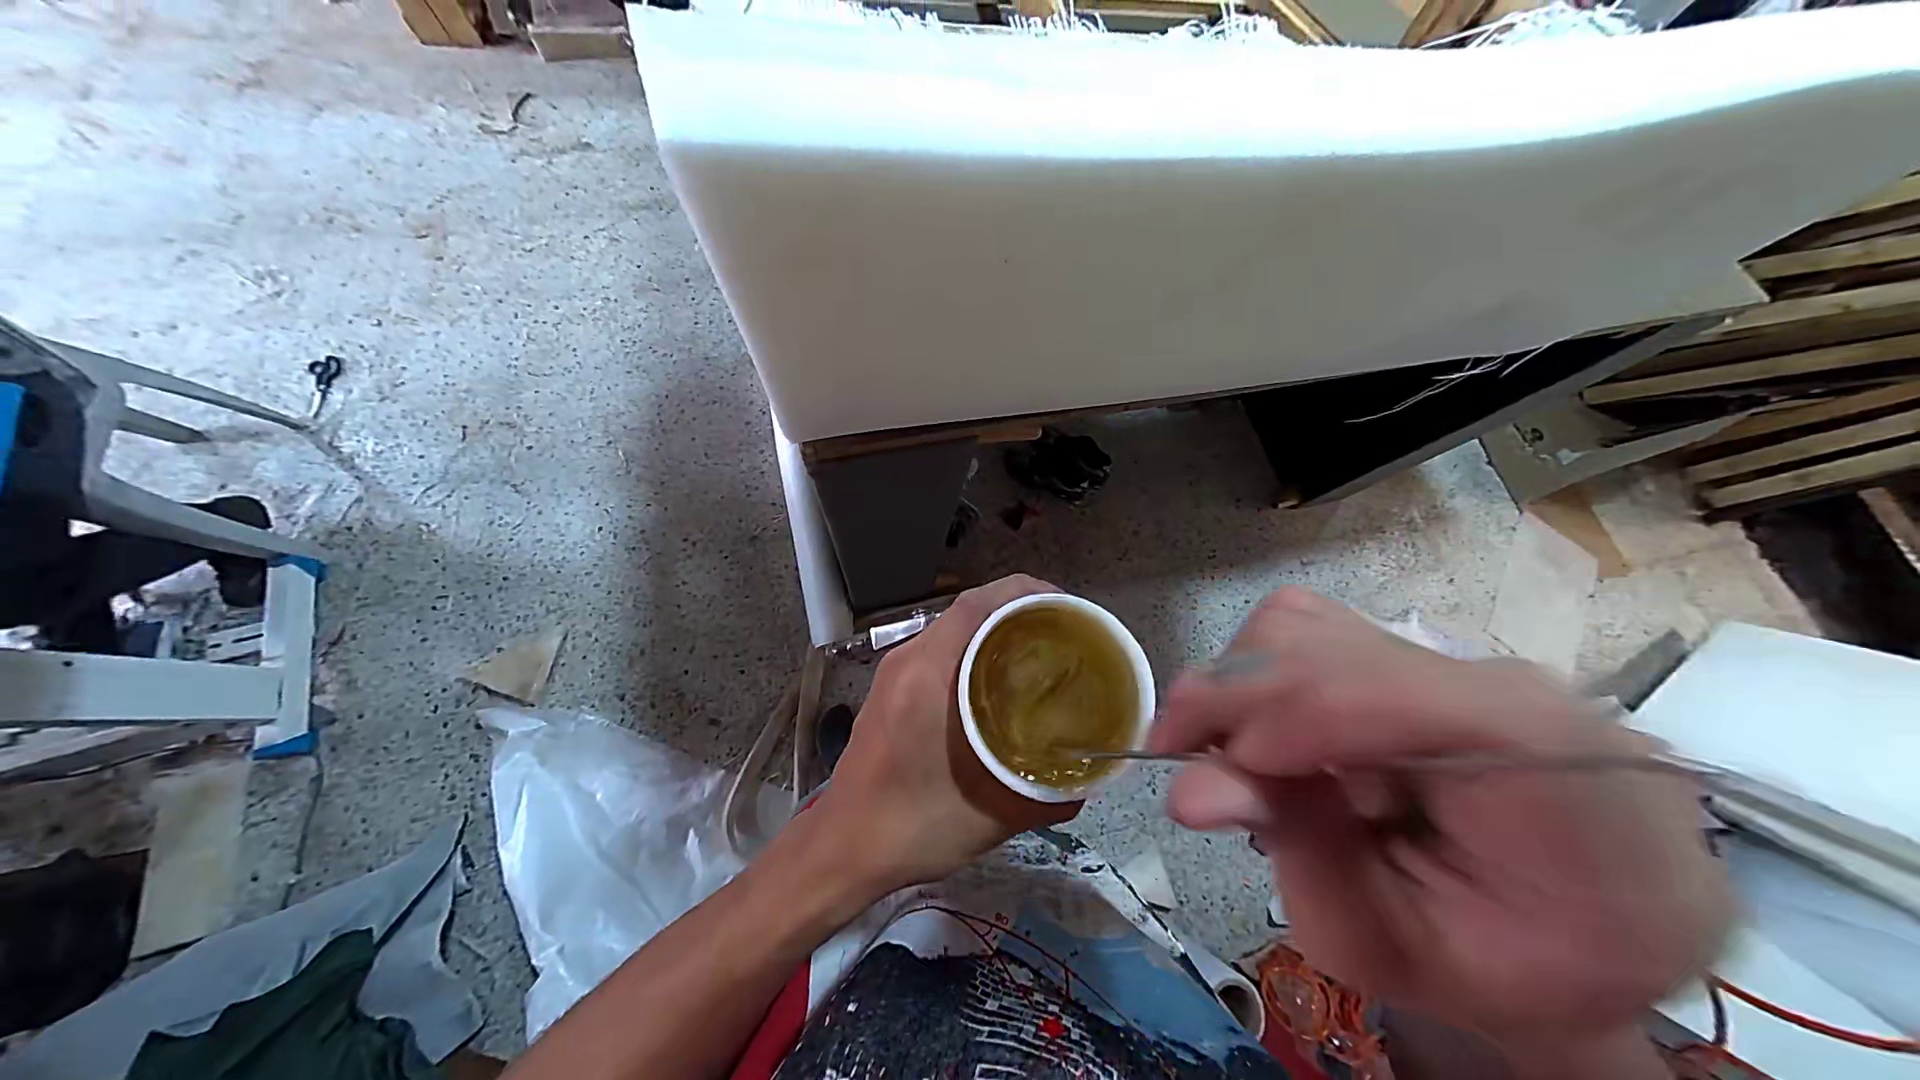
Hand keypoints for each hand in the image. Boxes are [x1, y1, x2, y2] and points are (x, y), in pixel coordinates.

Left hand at [810, 574, 1083, 894]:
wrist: (843, 847)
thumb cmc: (912, 828)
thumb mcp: (992, 815)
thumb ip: (1048, 796)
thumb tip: (1089, 778)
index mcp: (927, 674)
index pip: (976, 604)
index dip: (1025, 593)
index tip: (1066, 609)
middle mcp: (906, 660)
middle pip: (967, 610)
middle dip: (1018, 611)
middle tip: (1063, 634)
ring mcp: (893, 671)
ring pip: (952, 629)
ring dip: (994, 630)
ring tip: (1038, 653)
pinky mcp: (889, 688)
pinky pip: (938, 650)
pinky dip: (972, 651)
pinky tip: (998, 682)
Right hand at [1151, 587, 1729, 1071]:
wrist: (1577, 931)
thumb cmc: (1498, 965)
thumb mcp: (1390, 946)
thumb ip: (1300, 859)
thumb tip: (1186, 792)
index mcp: (1545, 765)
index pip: (1386, 691)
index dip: (1278, 714)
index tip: (1196, 766)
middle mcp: (1497, 681)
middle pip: (1314, 642)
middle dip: (1228, 704)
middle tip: (1192, 775)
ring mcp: (1453, 654)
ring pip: (1294, 626)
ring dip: (1237, 692)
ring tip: (1237, 766)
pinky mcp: (1413, 650)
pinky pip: (1301, 634)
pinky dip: (1257, 681)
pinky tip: (1270, 740)